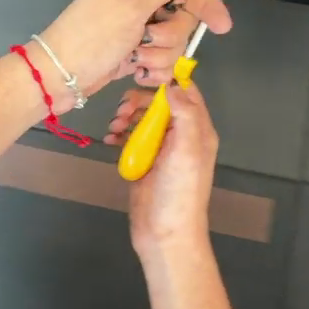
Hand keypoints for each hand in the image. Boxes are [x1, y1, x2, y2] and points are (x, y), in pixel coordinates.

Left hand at [33, 0, 231, 110]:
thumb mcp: (131, 3)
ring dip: (158, 57)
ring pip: (173, 44)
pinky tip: (135, 74)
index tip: (222, 26)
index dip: (205, 5)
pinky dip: (152, 71)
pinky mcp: (132, 55)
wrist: (59, 76)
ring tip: (134, 59)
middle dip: (169, 37)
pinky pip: (160, 63)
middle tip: (145, 41)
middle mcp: (137, 2)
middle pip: (182, 19)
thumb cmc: (91, 36)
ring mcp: (135, 30)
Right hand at [107, 80, 219, 255]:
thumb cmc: (179, 192)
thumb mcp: (188, 150)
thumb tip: (172, 84)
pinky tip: (110, 139)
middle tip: (122, 111)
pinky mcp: (142, 160)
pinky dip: (118, 134)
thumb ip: (184, 114)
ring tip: (113, 128)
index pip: (186, 92)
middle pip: (158, 103)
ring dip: (125, 117)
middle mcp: (180, 135)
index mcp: (198, 129)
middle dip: (138, 101)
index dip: (167, 80)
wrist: (164, 233)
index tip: (143, 76)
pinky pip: (129, 137)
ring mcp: (160, 148)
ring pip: (141, 118)